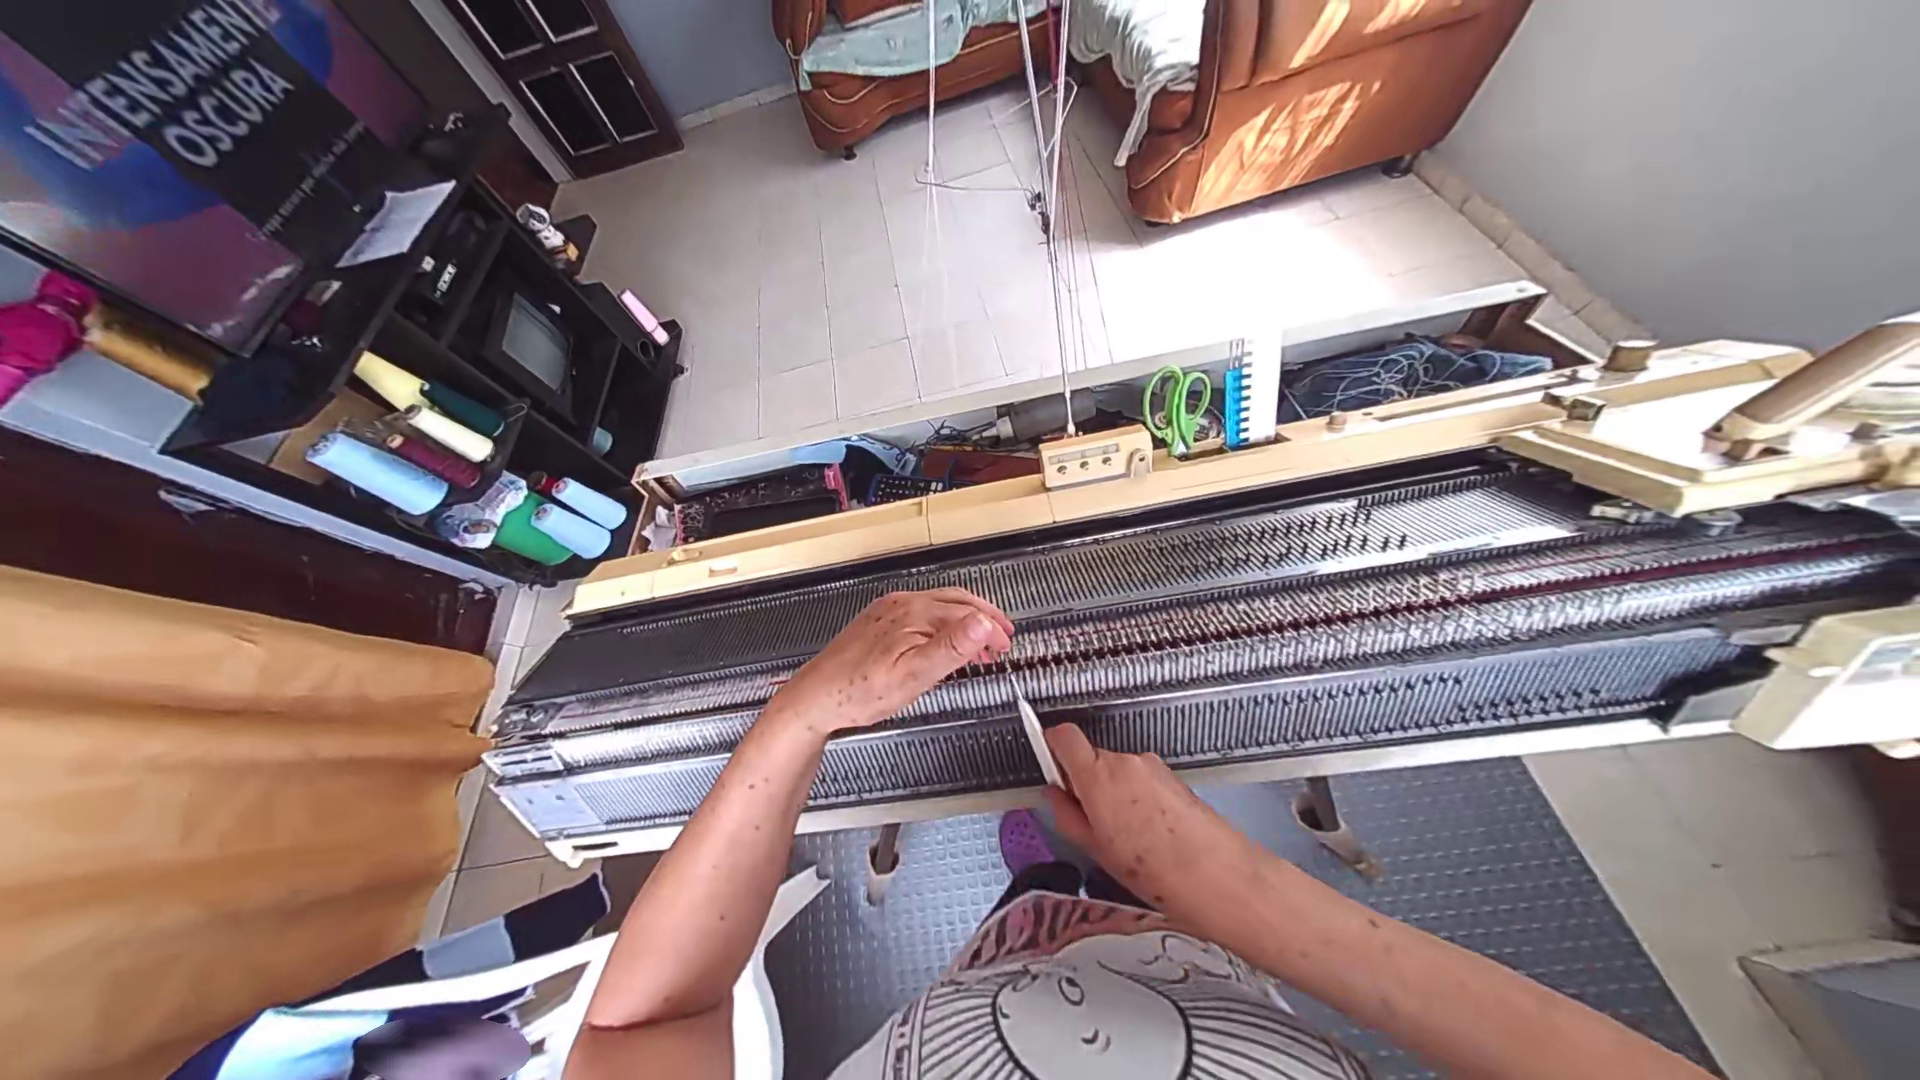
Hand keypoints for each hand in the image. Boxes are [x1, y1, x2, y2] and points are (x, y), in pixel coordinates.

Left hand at [765, 588, 1013, 735]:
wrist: (815, 698)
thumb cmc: (858, 691)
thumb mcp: (914, 675)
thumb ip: (952, 647)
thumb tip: (983, 623)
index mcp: (914, 613)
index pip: (966, 613)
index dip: (991, 629)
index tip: (1005, 644)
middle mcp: (901, 605)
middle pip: (954, 602)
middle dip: (983, 618)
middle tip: (1002, 636)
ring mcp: (888, 612)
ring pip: (938, 607)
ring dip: (964, 621)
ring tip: (979, 642)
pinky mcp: (878, 623)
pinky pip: (920, 614)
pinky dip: (943, 624)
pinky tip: (941, 642)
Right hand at [1042, 723, 1261, 916]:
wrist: (1219, 876)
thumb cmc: (1158, 870)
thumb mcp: (1096, 850)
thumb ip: (1067, 816)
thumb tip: (1054, 797)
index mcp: (1098, 776)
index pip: (1063, 735)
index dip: (1051, 744)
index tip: (1048, 761)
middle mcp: (1124, 761)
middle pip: (1090, 756)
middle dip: (1085, 781)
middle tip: (1090, 818)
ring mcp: (1150, 765)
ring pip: (1116, 769)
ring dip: (1112, 791)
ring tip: (1125, 834)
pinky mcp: (1170, 774)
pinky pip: (1139, 777)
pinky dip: (1135, 796)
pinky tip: (1146, 831)